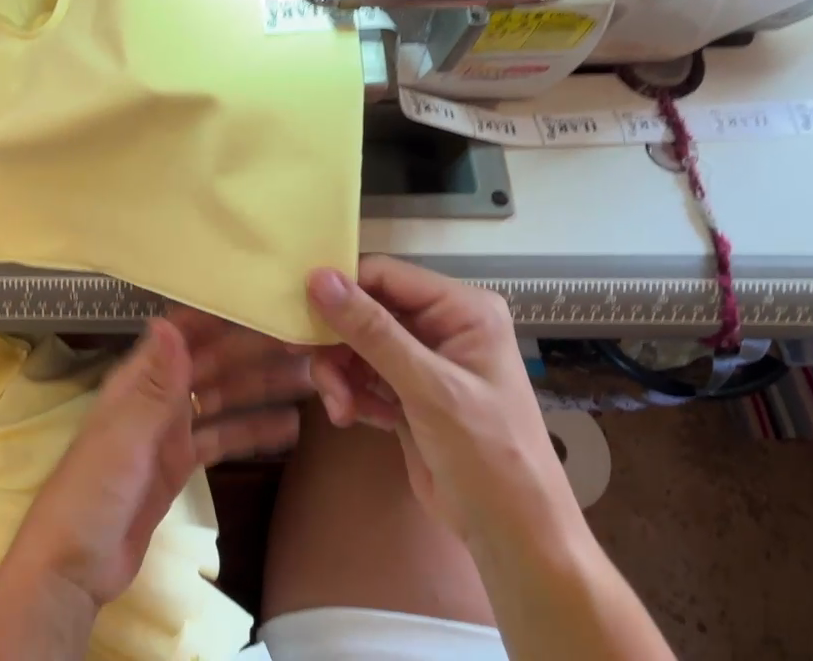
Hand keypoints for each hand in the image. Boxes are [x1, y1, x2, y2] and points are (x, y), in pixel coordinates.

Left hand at [10, 318, 300, 605]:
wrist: (74, 566)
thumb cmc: (91, 494)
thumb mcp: (124, 438)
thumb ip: (153, 386)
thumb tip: (171, 323)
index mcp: (136, 382)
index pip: (181, 335)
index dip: (219, 317)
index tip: (264, 302)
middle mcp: (154, 398)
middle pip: (209, 364)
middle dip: (252, 351)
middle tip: (306, 342)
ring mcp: (168, 432)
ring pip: (220, 399)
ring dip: (260, 387)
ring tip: (311, 378)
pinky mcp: (179, 466)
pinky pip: (221, 438)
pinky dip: (251, 431)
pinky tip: (289, 427)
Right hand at [304, 256, 577, 545]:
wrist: (512, 537)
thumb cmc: (486, 454)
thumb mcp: (428, 388)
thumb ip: (371, 331)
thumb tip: (318, 278)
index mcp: (462, 310)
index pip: (385, 276)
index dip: (341, 290)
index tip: (300, 313)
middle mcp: (442, 327)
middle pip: (365, 311)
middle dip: (338, 343)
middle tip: (314, 370)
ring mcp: (424, 362)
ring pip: (357, 345)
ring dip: (339, 374)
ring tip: (340, 408)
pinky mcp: (408, 393)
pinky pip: (361, 376)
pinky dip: (350, 394)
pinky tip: (352, 418)